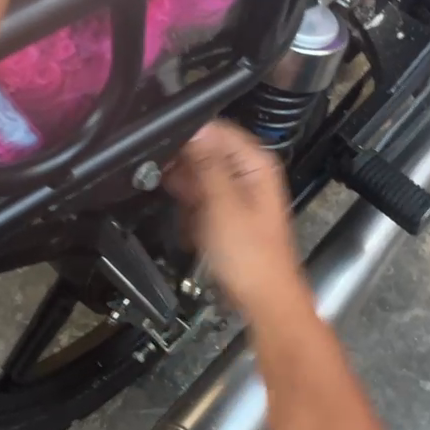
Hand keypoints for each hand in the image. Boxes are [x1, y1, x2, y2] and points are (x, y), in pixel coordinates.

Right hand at [166, 122, 309, 320]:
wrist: (263, 300)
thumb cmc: (254, 260)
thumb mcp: (223, 204)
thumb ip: (207, 164)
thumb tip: (195, 130)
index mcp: (256, 165)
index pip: (217, 130)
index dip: (188, 137)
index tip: (166, 149)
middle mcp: (250, 177)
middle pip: (205, 156)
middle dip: (184, 173)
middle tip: (168, 186)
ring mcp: (240, 199)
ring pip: (200, 183)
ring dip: (187, 199)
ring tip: (187, 219)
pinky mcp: (230, 219)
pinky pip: (201, 207)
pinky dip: (192, 218)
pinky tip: (192, 234)